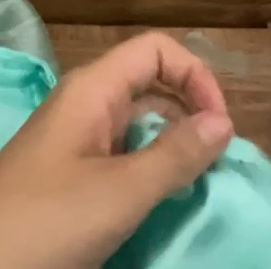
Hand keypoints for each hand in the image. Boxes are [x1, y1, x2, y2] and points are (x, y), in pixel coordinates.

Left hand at [0, 32, 234, 268]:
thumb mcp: (120, 192)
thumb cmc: (46, 221)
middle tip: (218, 157)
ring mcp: (72, 138)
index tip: (222, 127)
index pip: (155, 49)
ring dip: (170, 141)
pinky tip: (158, 197)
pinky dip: (146, 165)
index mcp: (92, 87)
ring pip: (135, 121)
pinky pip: (118, 153)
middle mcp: (83, 102)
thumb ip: (175, 155)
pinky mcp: (65, 173)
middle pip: (148, 81)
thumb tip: (224, 121)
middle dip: (189, 108)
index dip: (195, 76)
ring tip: (196, 179)